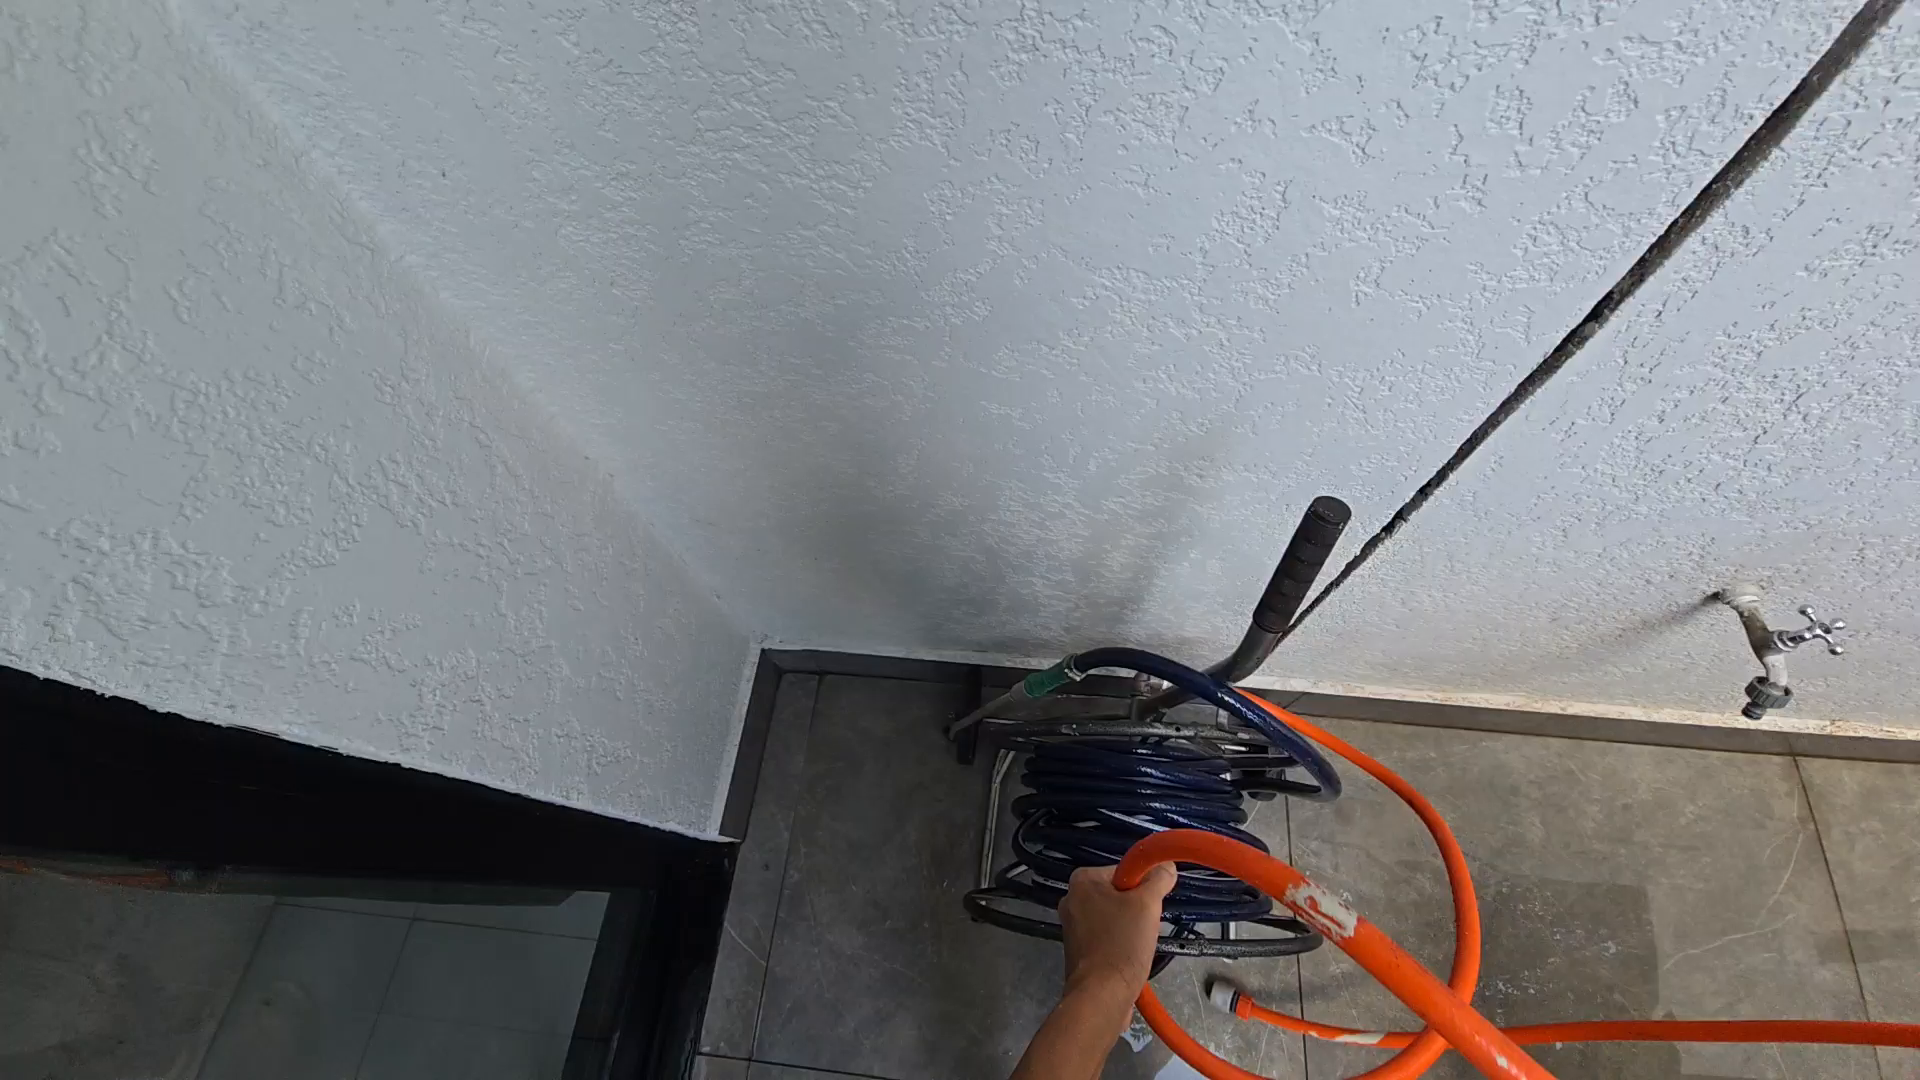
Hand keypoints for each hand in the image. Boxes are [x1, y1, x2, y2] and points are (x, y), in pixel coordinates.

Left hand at [1058, 862, 1177, 999]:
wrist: (1102, 995)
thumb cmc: (1122, 944)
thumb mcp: (1147, 905)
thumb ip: (1158, 880)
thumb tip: (1166, 866)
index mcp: (1082, 880)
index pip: (1122, 871)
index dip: (1142, 887)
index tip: (1150, 906)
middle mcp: (1071, 898)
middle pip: (1117, 894)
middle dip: (1136, 909)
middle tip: (1146, 926)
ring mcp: (1072, 925)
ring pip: (1113, 916)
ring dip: (1129, 928)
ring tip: (1137, 944)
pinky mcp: (1077, 949)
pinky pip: (1105, 936)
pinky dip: (1118, 943)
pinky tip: (1128, 957)